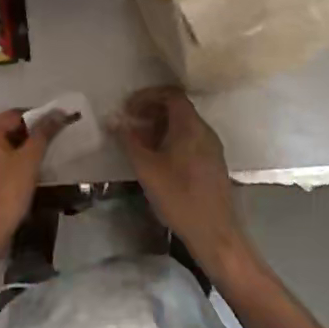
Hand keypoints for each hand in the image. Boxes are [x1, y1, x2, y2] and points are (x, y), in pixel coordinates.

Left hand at [0, 108, 74, 247]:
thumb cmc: (8, 191)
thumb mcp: (29, 159)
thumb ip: (43, 133)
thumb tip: (59, 111)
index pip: (16, 114)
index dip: (40, 117)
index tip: (61, 123)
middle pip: (9, 128)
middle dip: (33, 133)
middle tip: (56, 139)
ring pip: (6, 143)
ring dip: (25, 147)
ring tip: (47, 153)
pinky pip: (0, 157)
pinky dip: (15, 159)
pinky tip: (31, 168)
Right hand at [114, 86, 246, 267]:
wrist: (215, 233)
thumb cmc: (179, 197)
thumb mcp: (146, 168)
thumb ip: (128, 141)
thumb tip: (113, 120)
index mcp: (190, 126)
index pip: (170, 94)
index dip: (147, 96)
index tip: (128, 109)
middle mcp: (204, 130)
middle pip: (178, 108)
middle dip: (151, 111)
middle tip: (130, 124)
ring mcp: (212, 147)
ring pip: (184, 125)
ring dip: (160, 127)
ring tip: (140, 143)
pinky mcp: (213, 163)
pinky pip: (191, 140)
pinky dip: (172, 140)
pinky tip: (158, 160)